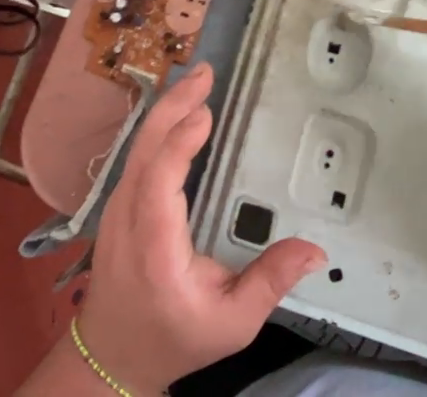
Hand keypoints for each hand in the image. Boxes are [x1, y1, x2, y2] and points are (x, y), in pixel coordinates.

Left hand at [76, 63, 325, 392]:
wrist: (113, 354)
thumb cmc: (173, 337)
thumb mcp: (231, 323)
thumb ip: (269, 283)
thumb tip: (314, 250)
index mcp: (154, 243)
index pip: (160, 179)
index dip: (180, 141)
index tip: (206, 111)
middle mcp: (128, 215)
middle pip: (145, 147)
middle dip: (174, 104)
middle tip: (206, 72)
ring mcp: (118, 207)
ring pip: (138, 145)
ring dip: (166, 109)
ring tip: (198, 80)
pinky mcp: (119, 204)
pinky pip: (137, 154)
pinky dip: (159, 126)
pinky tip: (178, 112)